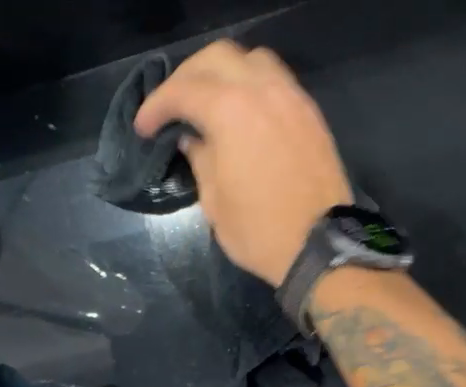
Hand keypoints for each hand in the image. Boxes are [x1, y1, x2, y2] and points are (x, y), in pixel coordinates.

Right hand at [135, 41, 352, 285]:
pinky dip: (253, 85)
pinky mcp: (310, 115)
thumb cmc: (260, 232)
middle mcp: (262, 90)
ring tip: (210, 99)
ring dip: (224, 72)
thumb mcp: (215, 202)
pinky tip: (243, 110)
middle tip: (174, 105)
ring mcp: (291, 98)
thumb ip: (200, 160)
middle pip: (216, 59)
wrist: (320, 249)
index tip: (144, 128)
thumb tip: (192, 140)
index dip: (156, 106)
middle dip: (187, 77)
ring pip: (251, 60)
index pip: (182, 91)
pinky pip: (277, 81)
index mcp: (230, 110)